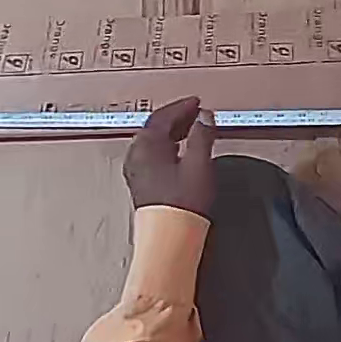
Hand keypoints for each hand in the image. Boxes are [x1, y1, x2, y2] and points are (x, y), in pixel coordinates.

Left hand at [123, 96, 217, 215]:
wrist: (169, 239)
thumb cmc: (181, 203)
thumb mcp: (199, 163)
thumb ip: (202, 135)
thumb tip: (204, 117)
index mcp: (146, 145)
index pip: (162, 116)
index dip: (181, 106)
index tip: (195, 102)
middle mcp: (136, 155)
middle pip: (155, 127)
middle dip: (176, 118)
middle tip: (195, 113)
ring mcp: (136, 171)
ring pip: (153, 142)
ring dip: (172, 132)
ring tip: (191, 130)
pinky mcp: (141, 185)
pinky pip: (152, 156)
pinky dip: (167, 147)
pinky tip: (179, 152)